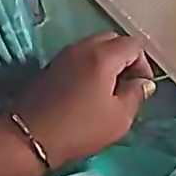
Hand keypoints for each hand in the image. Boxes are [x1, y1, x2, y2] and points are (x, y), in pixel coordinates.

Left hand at [12, 32, 154, 165]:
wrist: (31, 136)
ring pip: (95, 46)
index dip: (144, 64)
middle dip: (126, 58)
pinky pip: (81, 55)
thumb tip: (143, 82)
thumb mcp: (119, 118)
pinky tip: (90, 90)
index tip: (141, 88)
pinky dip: (92, 65)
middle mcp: (83, 46)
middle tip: (128, 86)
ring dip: (108, 61)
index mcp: (102, 55)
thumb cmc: (80, 128)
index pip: (133, 45)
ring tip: (109, 90)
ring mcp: (66, 53)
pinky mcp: (54, 64)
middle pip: (114, 40)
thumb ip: (136, 94)